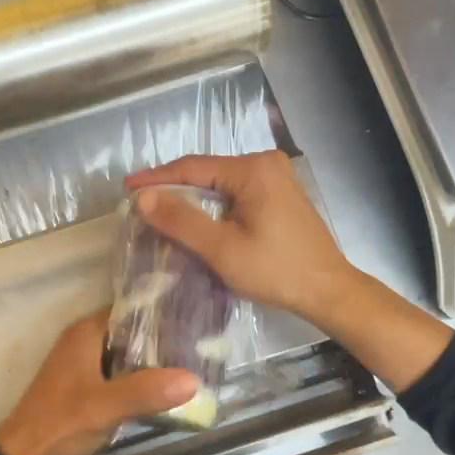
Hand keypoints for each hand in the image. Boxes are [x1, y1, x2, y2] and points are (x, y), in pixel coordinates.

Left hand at [0, 312, 200, 454]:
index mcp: (85, 333)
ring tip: (196, 362)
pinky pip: (122, 372)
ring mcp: (85, 364)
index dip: (163, 311)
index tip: (198, 317)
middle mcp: (85, 340)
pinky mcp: (88, 386)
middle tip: (205, 343)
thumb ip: (145, 391)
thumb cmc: (61, 425)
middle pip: (133, 330)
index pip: (131, 308)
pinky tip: (169, 387)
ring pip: (129, 353)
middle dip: (165, 337)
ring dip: (156, 359)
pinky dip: (143, 377)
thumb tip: (193, 378)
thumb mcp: (105, 407)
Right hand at [126, 152, 454, 390]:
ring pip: (219, 183)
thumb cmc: (275, 271)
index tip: (126, 188)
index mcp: (253, 169)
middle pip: (206, 172)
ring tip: (160, 210)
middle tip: (140, 202)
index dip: (156, 178)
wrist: (328, 291)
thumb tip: (142, 197)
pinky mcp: (279, 192)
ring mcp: (275, 176)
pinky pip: (234, 191)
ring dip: (191, 197)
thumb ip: (181, 220)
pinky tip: (195, 217)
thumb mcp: (221, 249)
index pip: (192, 168)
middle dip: (172, 187)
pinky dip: (212, 204)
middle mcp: (265, 163)